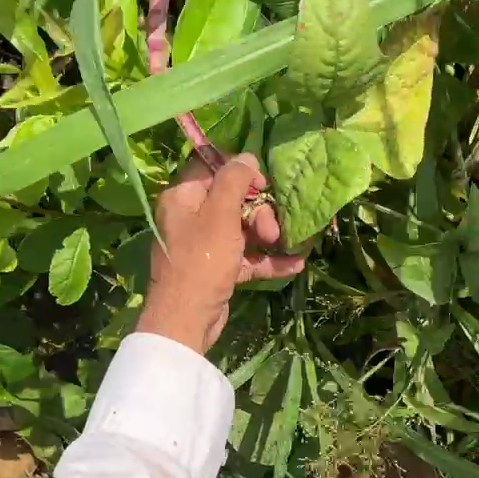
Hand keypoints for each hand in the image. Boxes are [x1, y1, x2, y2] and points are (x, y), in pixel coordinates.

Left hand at [137, 153, 304, 354]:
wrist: (187, 320)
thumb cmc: (202, 262)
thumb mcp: (220, 215)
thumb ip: (234, 180)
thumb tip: (247, 157)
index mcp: (183, 196)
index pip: (212, 166)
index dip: (240, 171)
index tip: (263, 183)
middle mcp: (192, 217)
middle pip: (233, 200)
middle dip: (260, 211)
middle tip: (272, 229)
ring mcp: (206, 245)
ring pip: (243, 229)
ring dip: (268, 235)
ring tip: (286, 246)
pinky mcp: (219, 269)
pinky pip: (246, 257)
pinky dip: (267, 260)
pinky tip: (294, 264)